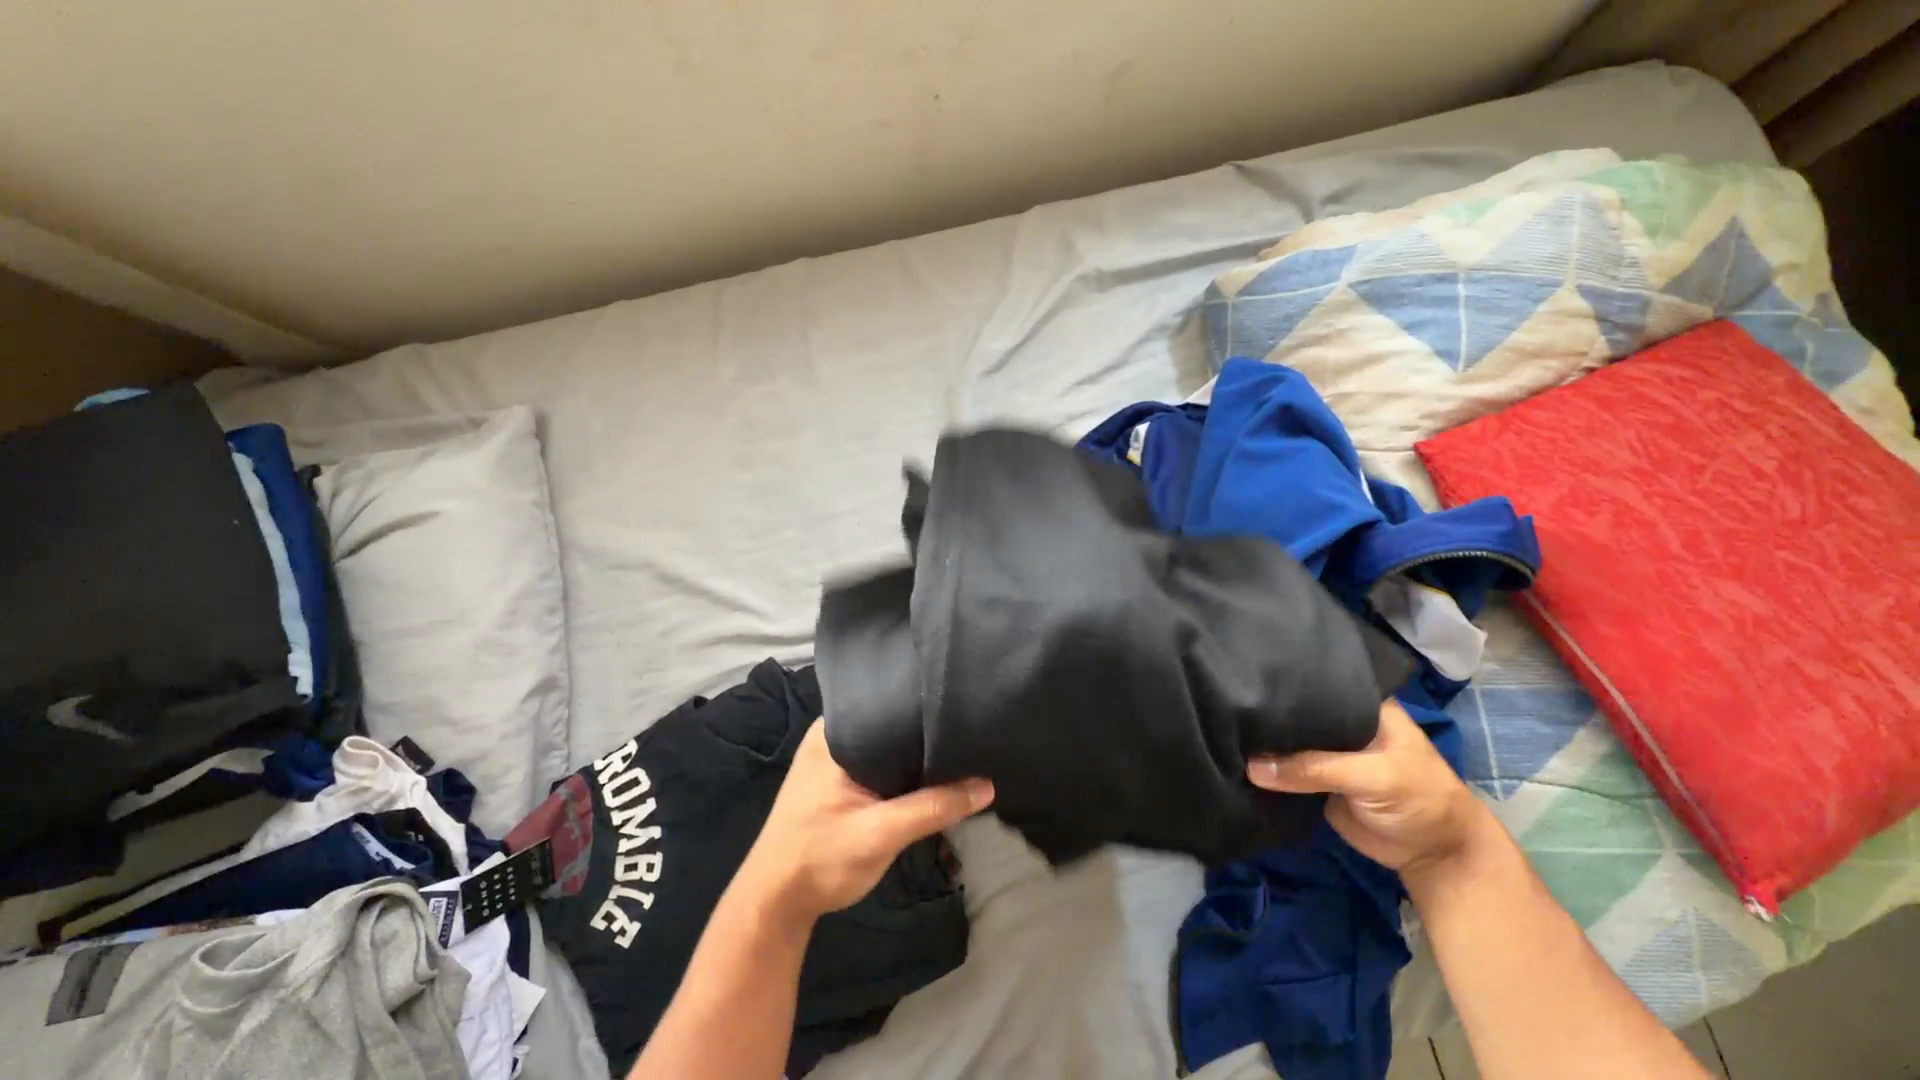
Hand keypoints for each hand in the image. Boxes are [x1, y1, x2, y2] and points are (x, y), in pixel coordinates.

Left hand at [737, 720, 992, 924]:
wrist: (776, 901)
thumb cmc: (820, 858)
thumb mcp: (882, 833)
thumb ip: (934, 807)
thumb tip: (987, 785)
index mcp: (835, 732)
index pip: (893, 704)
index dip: (929, 709)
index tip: (967, 711)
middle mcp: (835, 735)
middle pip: (895, 726)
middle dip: (929, 735)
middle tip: (973, 734)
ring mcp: (837, 759)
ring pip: (892, 749)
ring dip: (919, 758)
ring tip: (965, 751)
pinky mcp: (844, 782)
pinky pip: (885, 767)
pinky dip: (907, 774)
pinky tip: (937, 777)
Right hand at [1247, 700, 1487, 872]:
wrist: (1433, 855)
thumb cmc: (1418, 799)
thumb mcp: (1371, 777)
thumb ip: (1313, 768)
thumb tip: (1252, 767)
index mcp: (1363, 707)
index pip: (1317, 687)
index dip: (1286, 687)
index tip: (1245, 680)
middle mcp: (1342, 726)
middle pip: (1297, 718)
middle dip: (1268, 719)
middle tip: (1226, 710)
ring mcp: (1327, 756)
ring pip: (1288, 748)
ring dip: (1263, 750)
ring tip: (1222, 734)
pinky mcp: (1315, 785)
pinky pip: (1285, 776)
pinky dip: (1266, 776)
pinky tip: (1236, 762)